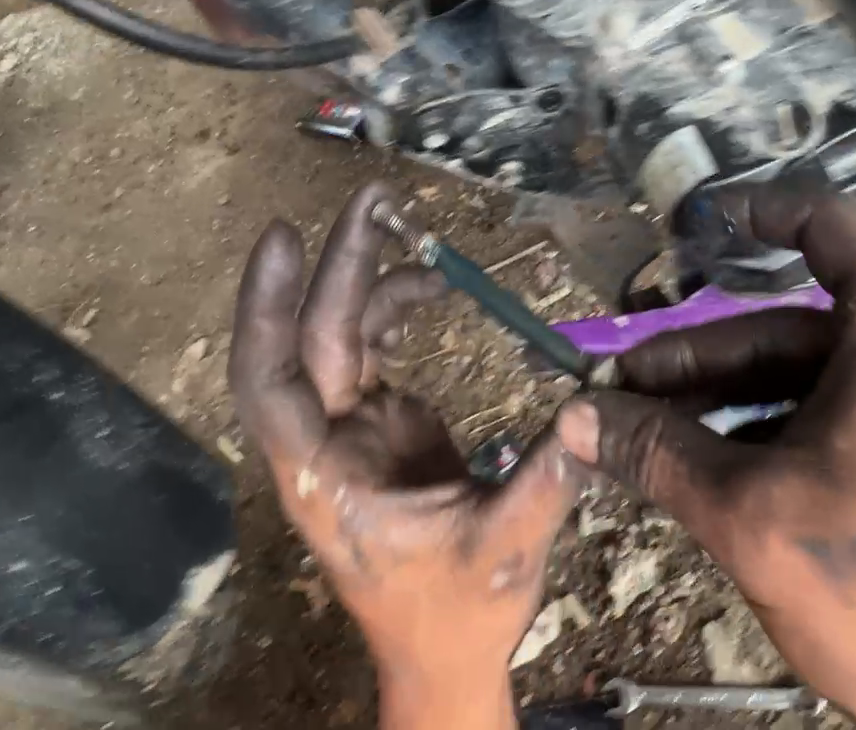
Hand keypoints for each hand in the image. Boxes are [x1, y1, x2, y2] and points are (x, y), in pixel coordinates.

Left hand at [229, 184, 582, 729]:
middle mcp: (326, 444)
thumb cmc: (456, 615)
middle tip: (374, 203)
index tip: (286, 237)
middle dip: (335, 267)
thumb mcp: (505, 550)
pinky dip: (394, 313)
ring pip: (340, 341)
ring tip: (419, 243)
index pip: (274, 381)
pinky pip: (372, 353)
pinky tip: (430, 291)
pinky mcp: (381, 427)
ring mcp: (352, 432)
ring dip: (371, 285)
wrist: (443, 652)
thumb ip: (544, 481)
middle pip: (311, 342)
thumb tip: (586, 411)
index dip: (270, 307)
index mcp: (327, 477)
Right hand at [556, 185, 855, 729]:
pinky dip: (778, 435)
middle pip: (791, 325)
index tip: (690, 226)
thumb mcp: (758, 518)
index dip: (751, 213)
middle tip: (621, 395)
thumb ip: (661, 456)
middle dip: (698, 358)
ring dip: (730, 404)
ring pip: (812, 382)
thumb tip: (578, 416)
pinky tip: (720, 475)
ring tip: (653, 443)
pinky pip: (843, 422)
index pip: (822, 224)